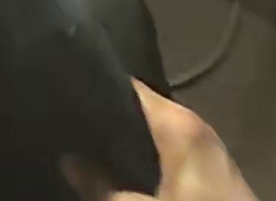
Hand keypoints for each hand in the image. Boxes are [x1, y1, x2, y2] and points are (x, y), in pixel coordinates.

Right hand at [62, 81, 256, 200]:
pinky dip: (144, 170)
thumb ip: (100, 186)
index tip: (60, 96)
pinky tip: (122, 184)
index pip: (125, 85)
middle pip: (137, 113)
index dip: (91, 90)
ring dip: (123, 152)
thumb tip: (68, 158)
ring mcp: (209, 160)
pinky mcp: (215, 189)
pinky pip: (168, 165)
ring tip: (85, 156)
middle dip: (105, 125)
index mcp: (180, 124)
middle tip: (67, 131)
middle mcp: (195, 131)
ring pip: (152, 142)